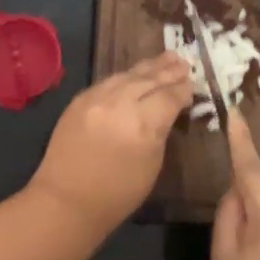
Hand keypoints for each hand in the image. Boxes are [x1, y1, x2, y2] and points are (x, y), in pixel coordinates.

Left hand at [28, 52, 191, 228]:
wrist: (66, 201)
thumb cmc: (117, 194)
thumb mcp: (152, 164)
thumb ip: (161, 131)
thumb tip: (170, 109)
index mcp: (143, 125)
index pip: (169, 96)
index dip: (183, 90)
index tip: (193, 84)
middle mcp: (120, 103)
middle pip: (150, 80)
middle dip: (169, 72)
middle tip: (184, 63)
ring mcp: (96, 98)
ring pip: (128, 75)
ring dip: (149, 67)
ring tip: (167, 58)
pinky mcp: (80, 99)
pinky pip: (109, 81)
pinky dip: (126, 76)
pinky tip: (136, 74)